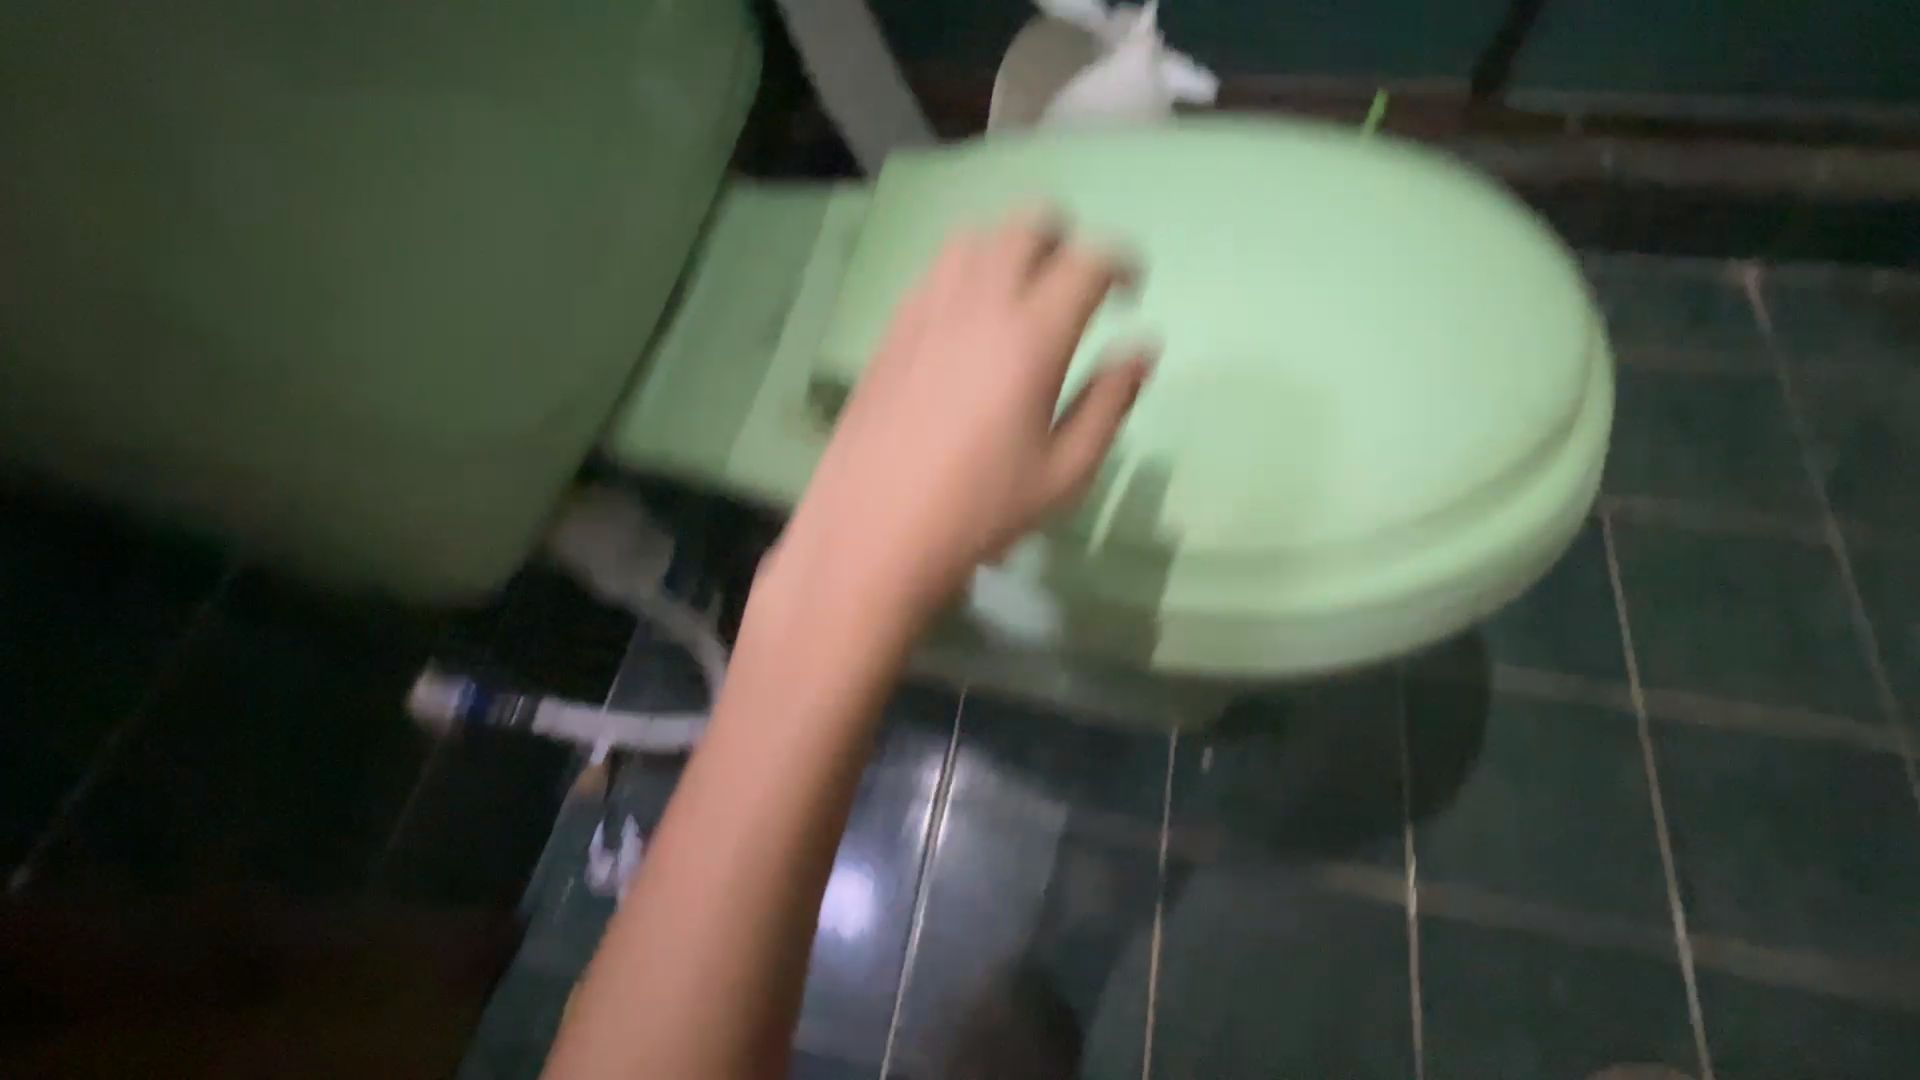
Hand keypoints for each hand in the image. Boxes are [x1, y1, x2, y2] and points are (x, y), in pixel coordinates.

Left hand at [772, 209, 1153, 624]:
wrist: (873, 531)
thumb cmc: (979, 511)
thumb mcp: (1064, 474)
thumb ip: (1109, 403)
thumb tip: (1141, 350)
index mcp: (1030, 339)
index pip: (1087, 262)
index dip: (1121, 263)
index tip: (1130, 291)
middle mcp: (976, 306)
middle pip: (1026, 224)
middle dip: (1065, 237)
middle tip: (1077, 282)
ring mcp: (925, 313)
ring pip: (973, 239)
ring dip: (1010, 247)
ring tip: (1023, 293)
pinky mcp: (890, 332)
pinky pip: (934, 274)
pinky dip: (966, 274)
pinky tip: (969, 323)